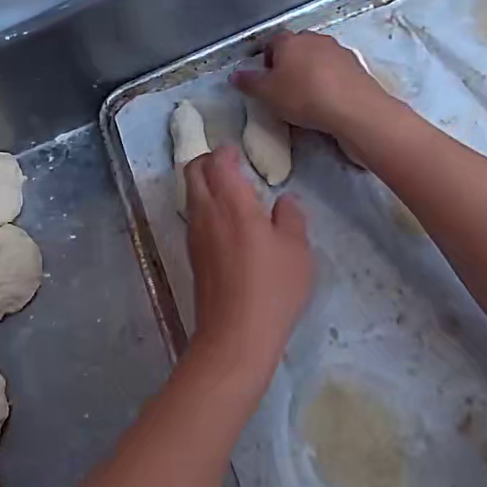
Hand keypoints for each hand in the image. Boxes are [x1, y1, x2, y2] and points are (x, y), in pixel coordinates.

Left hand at [184, 146, 312, 377]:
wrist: (235, 334)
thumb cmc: (272, 288)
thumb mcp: (297, 250)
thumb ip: (290, 217)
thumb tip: (284, 200)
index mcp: (231, 201)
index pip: (218, 161)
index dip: (227, 151)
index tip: (240, 152)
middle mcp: (205, 211)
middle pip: (193, 170)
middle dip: (207, 161)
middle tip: (230, 165)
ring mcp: (194, 233)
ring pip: (190, 193)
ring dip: (204, 184)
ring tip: (231, 193)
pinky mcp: (192, 254)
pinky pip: (194, 216)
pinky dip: (205, 207)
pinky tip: (227, 223)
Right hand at [232, 30, 396, 140]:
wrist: (354, 108)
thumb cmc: (303, 97)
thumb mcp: (267, 94)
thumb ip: (249, 83)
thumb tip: (234, 75)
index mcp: (288, 41)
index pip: (271, 43)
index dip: (266, 61)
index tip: (268, 82)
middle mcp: (313, 39)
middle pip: (295, 48)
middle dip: (289, 65)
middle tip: (286, 90)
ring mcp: (337, 49)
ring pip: (316, 58)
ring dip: (311, 72)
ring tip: (308, 97)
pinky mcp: (355, 64)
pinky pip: (334, 70)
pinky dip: (329, 80)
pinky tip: (328, 100)